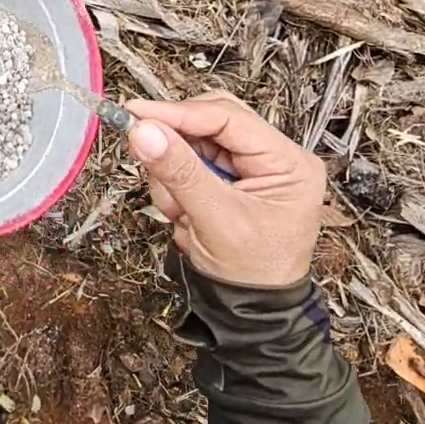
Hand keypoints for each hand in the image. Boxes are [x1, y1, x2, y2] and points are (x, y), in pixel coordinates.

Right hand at [125, 93, 325, 287]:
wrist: (251, 311)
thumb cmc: (250, 272)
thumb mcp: (215, 220)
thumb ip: (179, 172)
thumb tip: (143, 130)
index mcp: (289, 163)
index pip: (227, 118)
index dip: (177, 113)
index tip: (135, 112)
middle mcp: (272, 157)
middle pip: (210, 121)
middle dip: (176, 140)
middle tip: (141, 144)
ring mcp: (249, 167)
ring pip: (193, 140)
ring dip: (172, 169)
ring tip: (178, 208)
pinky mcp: (227, 177)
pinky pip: (187, 161)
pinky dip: (173, 182)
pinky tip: (182, 210)